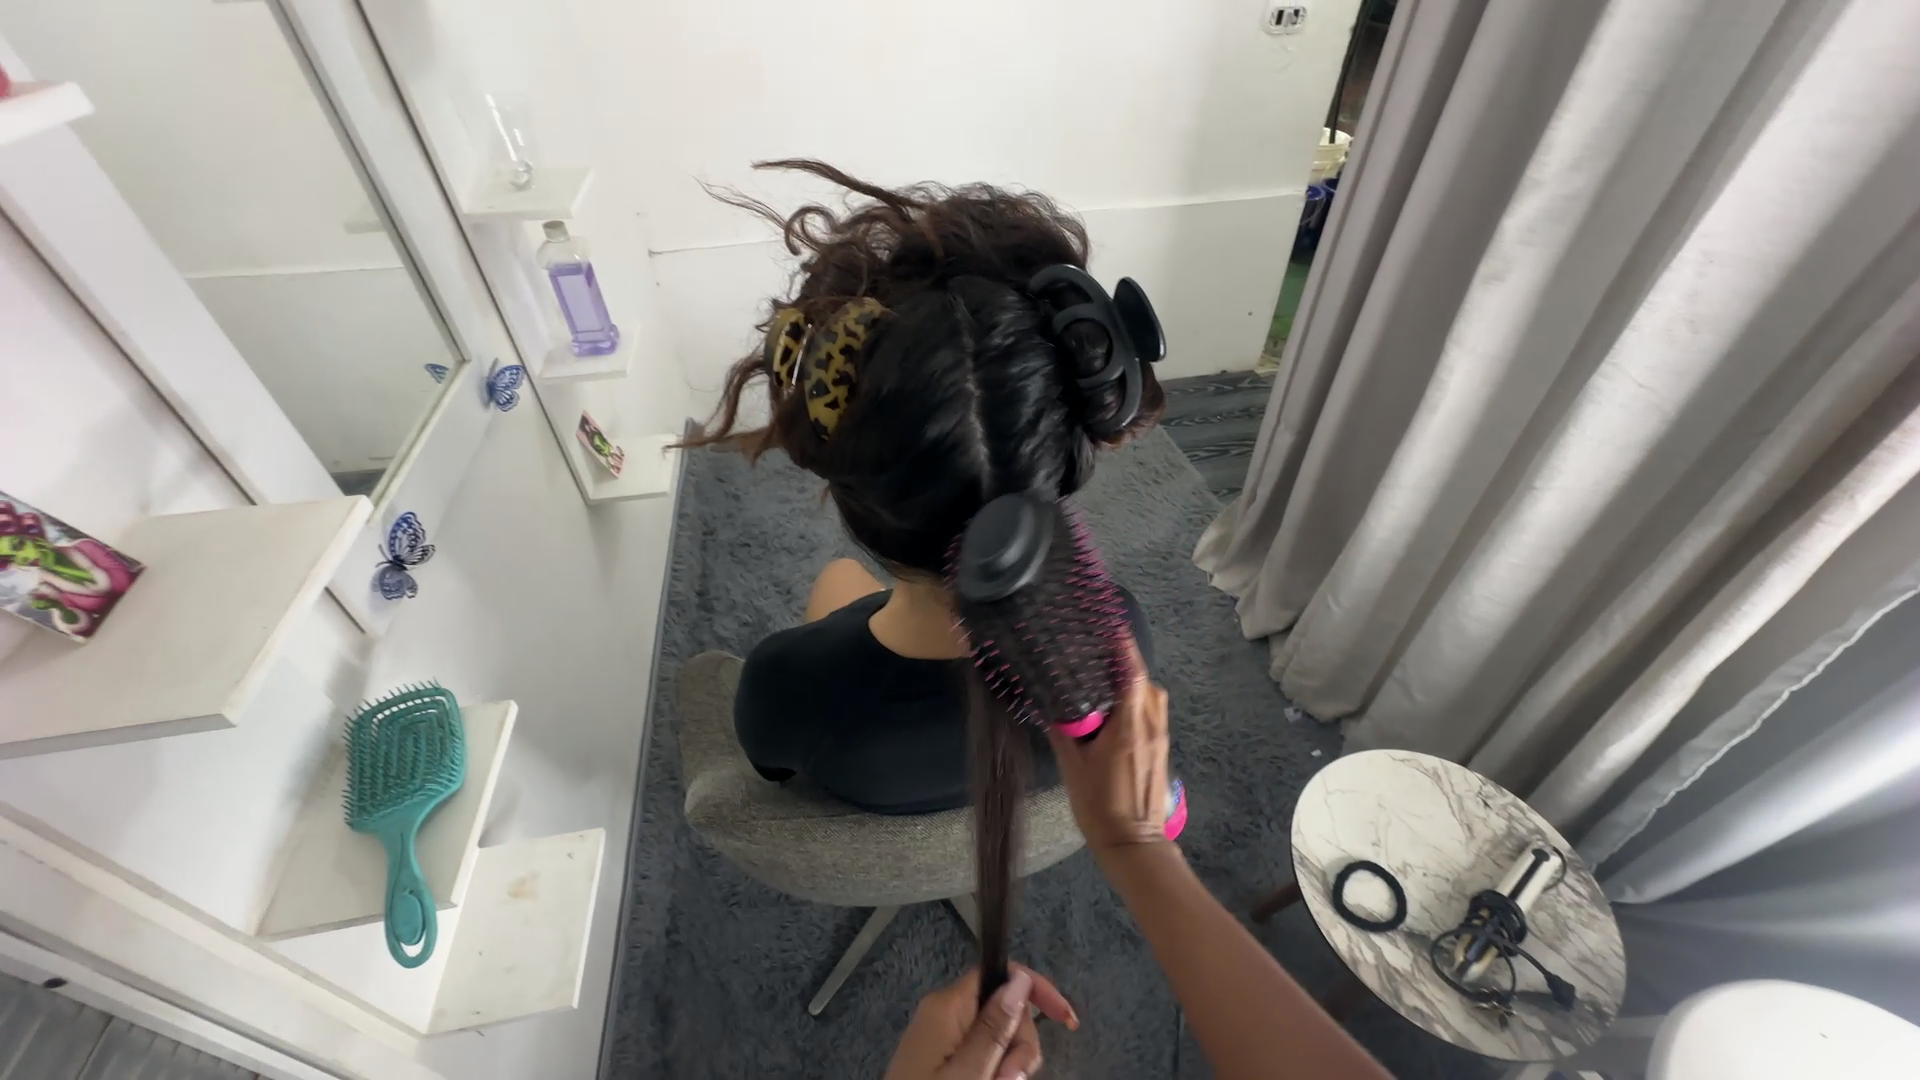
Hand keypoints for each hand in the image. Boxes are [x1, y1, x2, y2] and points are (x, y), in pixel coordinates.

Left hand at [884, 965, 1076, 1079]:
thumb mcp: (968, 1073)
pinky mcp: (944, 1061)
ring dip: (1008, 1066)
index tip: (1066, 1020)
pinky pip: (983, 1057)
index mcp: (948, 1005)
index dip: (1035, 989)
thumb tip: (1021, 977)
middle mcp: (946, 1013)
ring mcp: (944, 1038)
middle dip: (1020, 1045)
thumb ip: (994, 1028)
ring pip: (998, 1039)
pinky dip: (995, 1073)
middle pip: (1004, 1010)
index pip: (999, 972)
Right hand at [1047, 642, 1172, 853]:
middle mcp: (1150, 728)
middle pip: (1146, 684)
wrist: (1134, 845)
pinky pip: (1154, 715)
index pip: (1133, 676)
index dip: (1126, 650)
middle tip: (1103, 658)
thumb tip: (1048, 709)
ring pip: (1153, 699)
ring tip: (1108, 685)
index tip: (1114, 629)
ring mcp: (1160, 740)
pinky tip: (1117, 713)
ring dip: (1135, 686)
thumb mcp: (1072, 769)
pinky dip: (1139, 704)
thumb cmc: (1100, 806)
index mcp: (1128, 728)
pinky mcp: (1161, 752)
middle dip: (1128, 666)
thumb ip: (1061, 734)